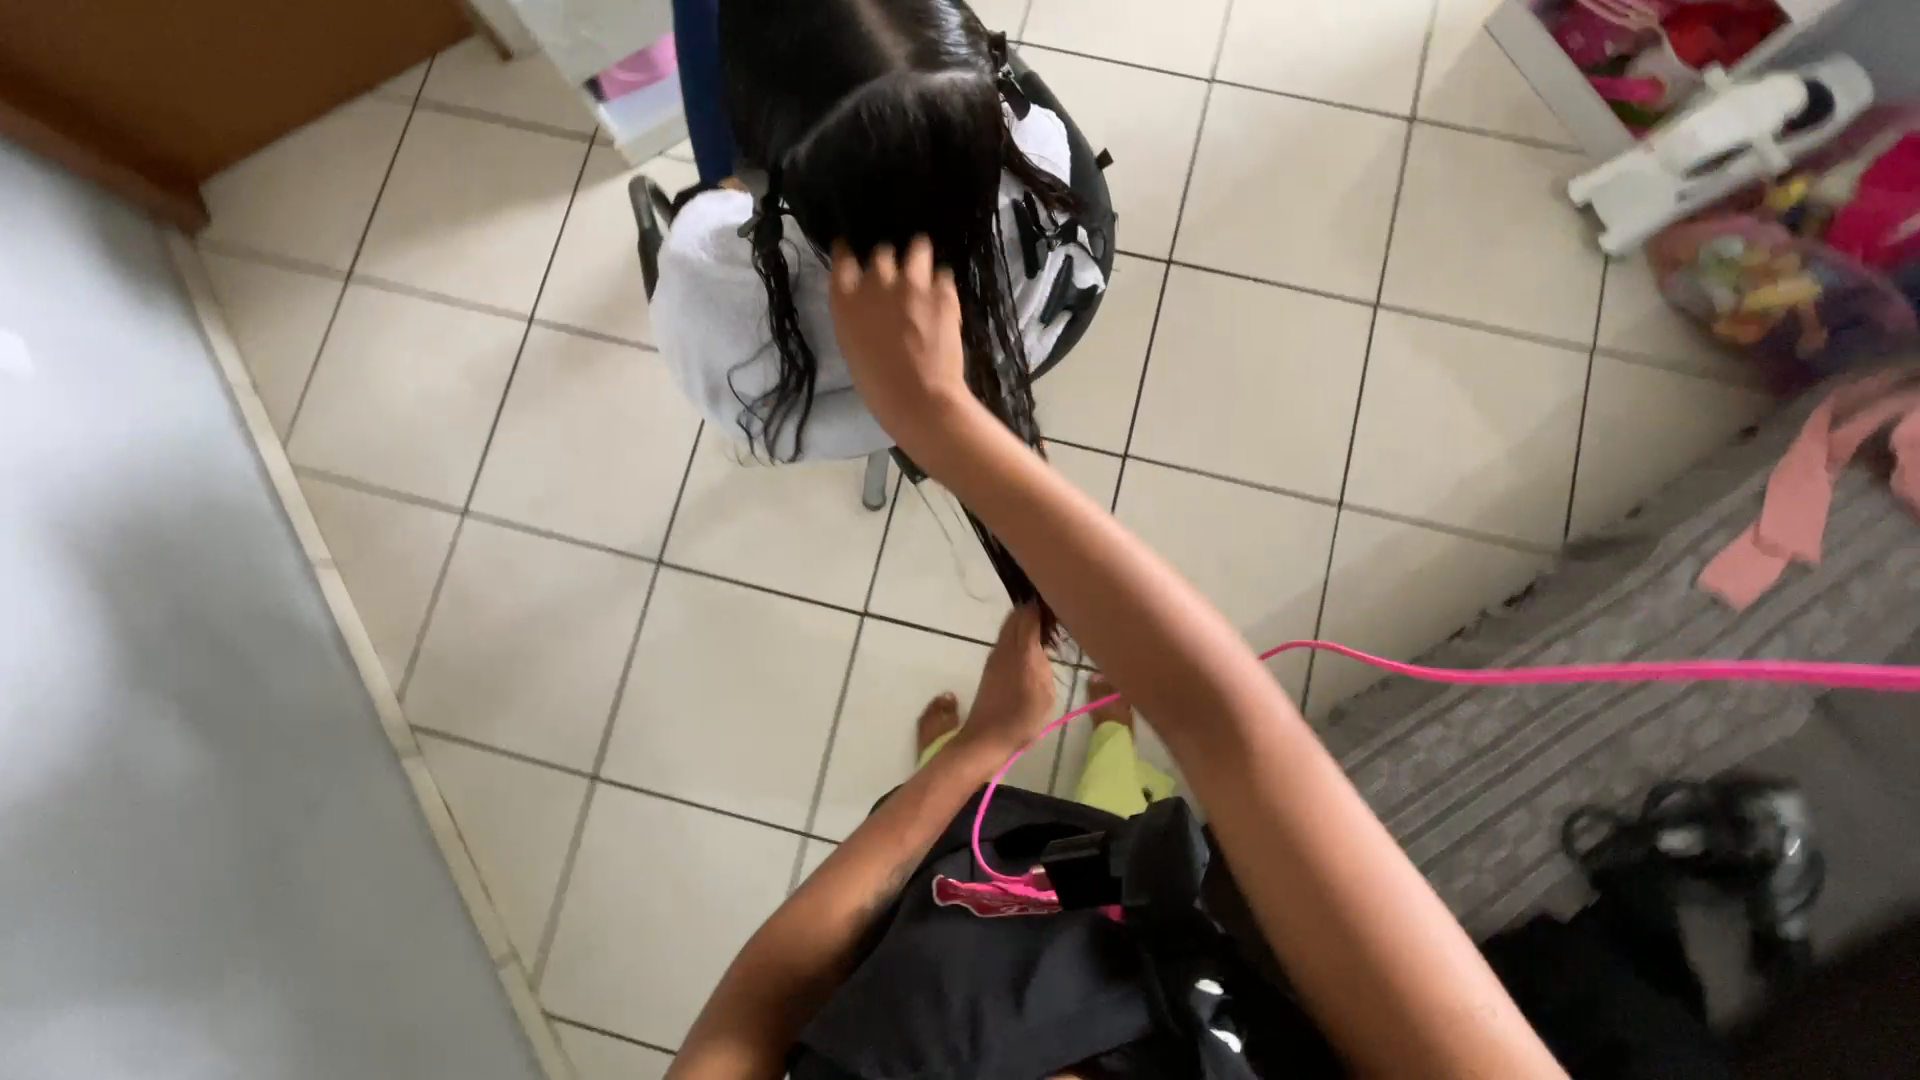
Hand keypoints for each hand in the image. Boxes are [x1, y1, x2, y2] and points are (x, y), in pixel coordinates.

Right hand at [827, 237, 972, 444]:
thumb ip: (857, 318)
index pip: (842, 260)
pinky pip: (943, 274)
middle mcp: (877, 283)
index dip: (847, 252)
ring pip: (916, 249)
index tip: (849, 249)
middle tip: (896, 276)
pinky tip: (942, 296)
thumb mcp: (852, 348)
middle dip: (888, 261)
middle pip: (881, 253)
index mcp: (846, 301)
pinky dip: (942, 283)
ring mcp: (912, 284)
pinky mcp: (942, 293)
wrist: (919, 398)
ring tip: (923, 266)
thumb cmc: (878, 386)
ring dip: (918, 256)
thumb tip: (868, 307)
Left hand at [959, 605, 1057, 755]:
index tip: (1058, 606)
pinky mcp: (990, 667)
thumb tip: (1042, 644)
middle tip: (1053, 617)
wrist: (988, 737)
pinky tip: (1031, 650)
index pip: (1028, 614)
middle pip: (1016, 616)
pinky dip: (1018, 637)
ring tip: (1045, 633)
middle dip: (1033, 612)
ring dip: (1024, 624)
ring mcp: (994, 656)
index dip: (1042, 607)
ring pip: (1009, 628)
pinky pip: (1006, 641)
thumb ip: (1044, 662)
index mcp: (1021, 649)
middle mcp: (1004, 647)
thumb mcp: (1045, 691)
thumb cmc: (1022, 717)